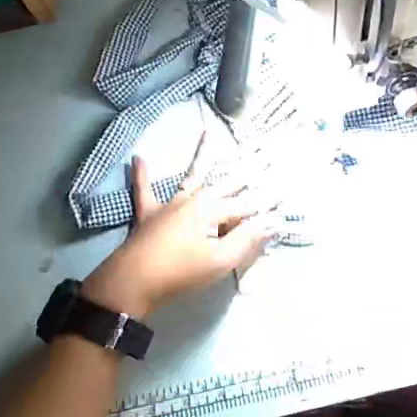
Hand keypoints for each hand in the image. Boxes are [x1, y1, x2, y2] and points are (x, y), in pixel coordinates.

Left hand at [82, 151, 276, 318]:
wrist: (131, 282)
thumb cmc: (181, 272)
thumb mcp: (221, 260)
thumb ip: (246, 240)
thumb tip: (270, 223)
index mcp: (212, 209)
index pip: (246, 205)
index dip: (266, 205)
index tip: (284, 196)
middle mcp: (193, 199)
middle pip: (224, 186)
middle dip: (245, 175)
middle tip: (262, 159)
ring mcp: (169, 205)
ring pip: (191, 178)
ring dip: (202, 157)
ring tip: (209, 134)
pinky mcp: (149, 215)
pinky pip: (145, 190)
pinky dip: (143, 175)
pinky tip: (138, 158)